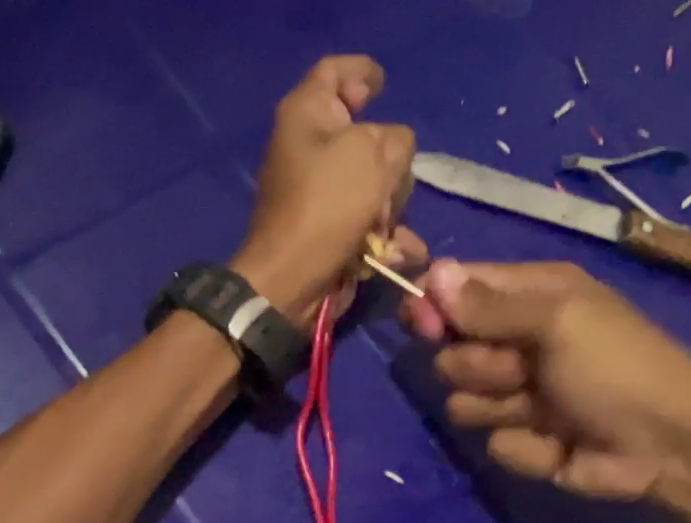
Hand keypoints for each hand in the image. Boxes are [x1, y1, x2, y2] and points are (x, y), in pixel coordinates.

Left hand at [231, 56, 425, 326]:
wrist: (294, 281)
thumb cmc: (326, 206)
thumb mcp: (372, 153)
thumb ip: (396, 139)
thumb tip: (393, 157)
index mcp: (307, 115)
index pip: (334, 73)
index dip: (362, 73)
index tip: (385, 85)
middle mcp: (310, 150)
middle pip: (369, 138)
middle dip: (390, 162)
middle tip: (388, 181)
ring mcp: (322, 195)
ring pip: (378, 186)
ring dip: (392, 209)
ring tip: (384, 229)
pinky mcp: (333, 233)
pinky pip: (373, 226)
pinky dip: (388, 241)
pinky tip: (396, 254)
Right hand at [401, 260, 690, 499]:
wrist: (666, 447)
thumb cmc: (616, 368)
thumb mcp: (557, 321)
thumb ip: (490, 304)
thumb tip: (431, 274)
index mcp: (533, 297)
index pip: (458, 290)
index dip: (435, 307)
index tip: (424, 326)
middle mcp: (518, 341)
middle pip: (451, 351)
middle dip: (477, 367)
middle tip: (519, 372)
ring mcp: (518, 395)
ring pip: (463, 400)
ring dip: (499, 408)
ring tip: (542, 411)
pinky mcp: (522, 440)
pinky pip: (492, 442)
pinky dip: (524, 445)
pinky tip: (557, 443)